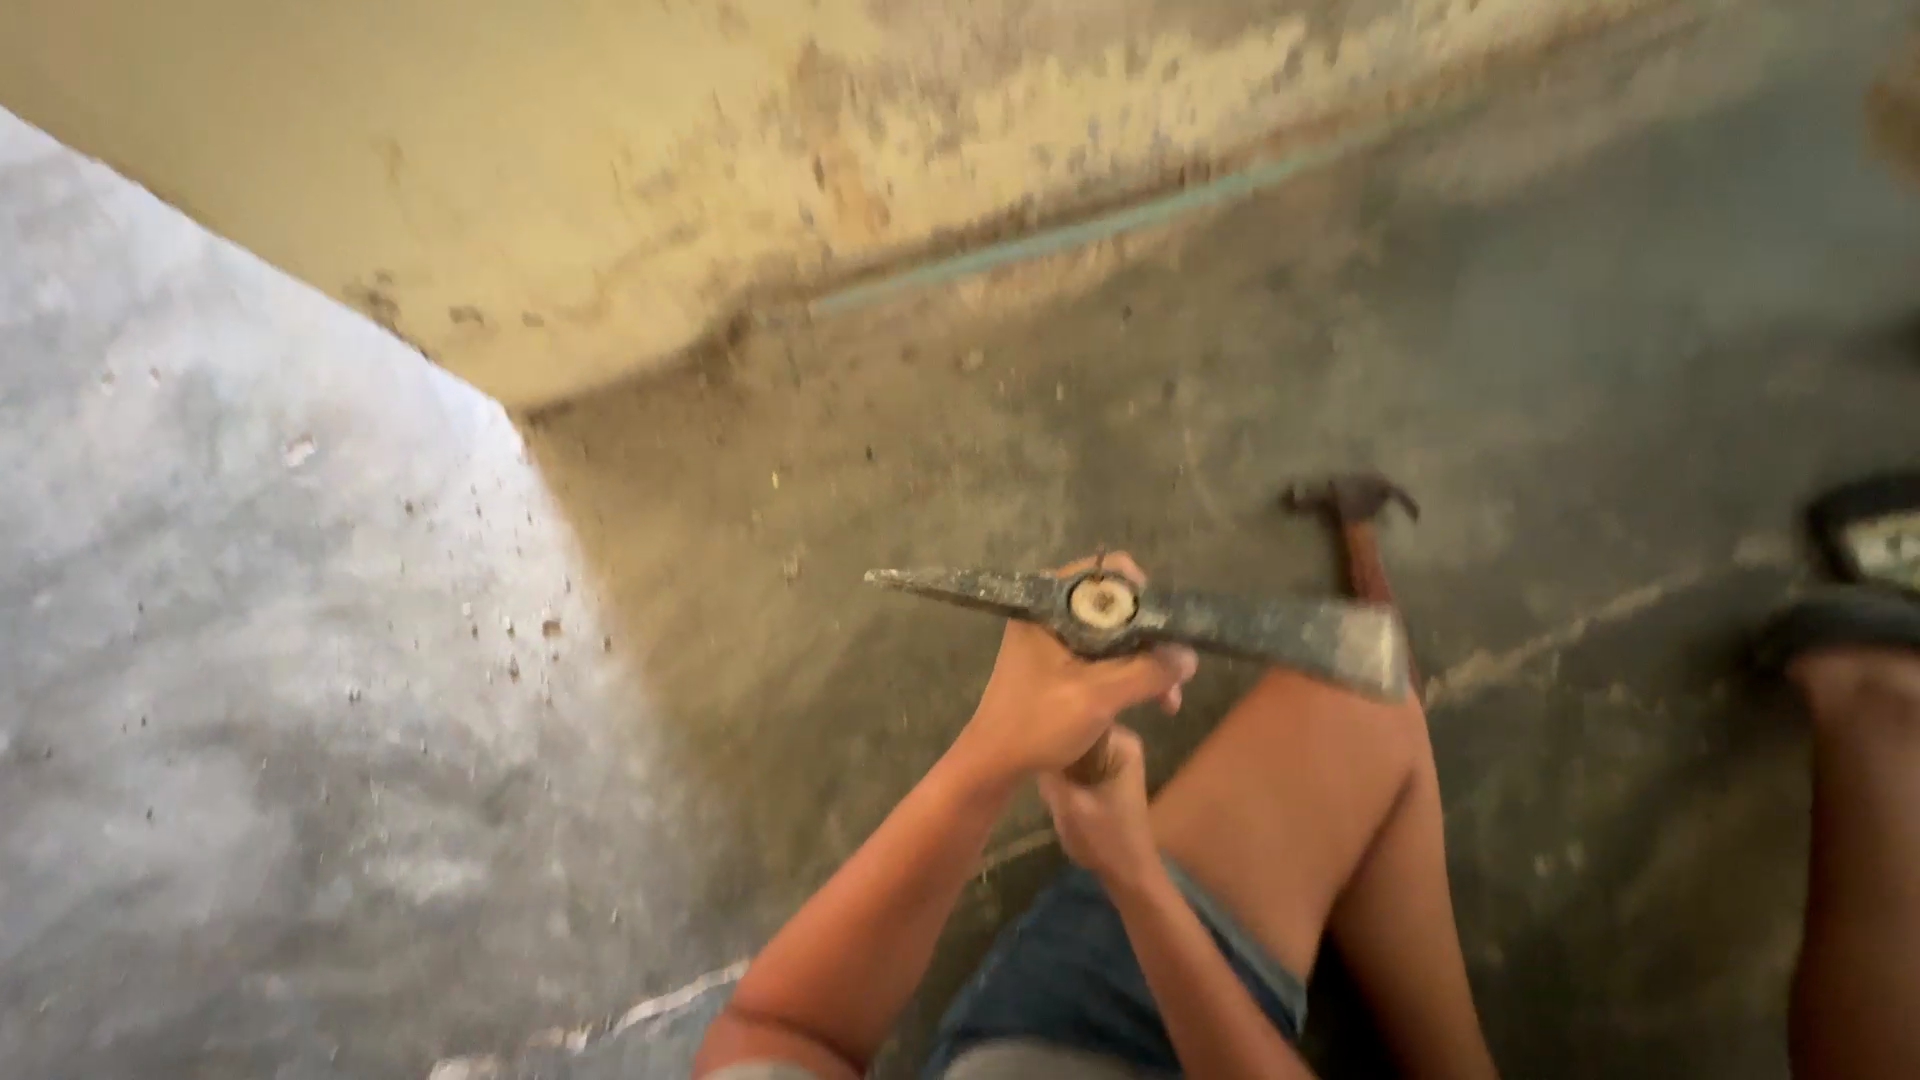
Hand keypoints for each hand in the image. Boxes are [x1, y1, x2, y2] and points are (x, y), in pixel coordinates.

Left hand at [953, 553, 1198, 781]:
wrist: (994, 763)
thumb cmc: (1037, 724)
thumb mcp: (1099, 697)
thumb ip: (1147, 672)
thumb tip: (1191, 656)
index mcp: (1048, 603)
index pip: (1106, 572)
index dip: (1143, 595)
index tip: (1166, 628)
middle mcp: (1050, 610)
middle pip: (1116, 604)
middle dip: (1152, 638)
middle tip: (1175, 673)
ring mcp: (1053, 636)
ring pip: (1115, 633)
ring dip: (1145, 661)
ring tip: (1169, 698)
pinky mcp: (1058, 661)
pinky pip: (1103, 654)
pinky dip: (1128, 672)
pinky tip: (1153, 700)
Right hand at [1038, 727, 1161, 890]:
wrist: (1128, 876)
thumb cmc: (1104, 839)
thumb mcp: (1068, 803)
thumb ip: (1048, 769)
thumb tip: (1024, 740)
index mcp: (1121, 740)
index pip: (1078, 714)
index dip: (1050, 725)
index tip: (1025, 737)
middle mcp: (1119, 740)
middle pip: (1073, 729)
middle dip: (1052, 745)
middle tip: (1028, 759)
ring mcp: (1112, 756)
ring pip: (1070, 746)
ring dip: (1054, 759)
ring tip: (1033, 768)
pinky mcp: (1102, 772)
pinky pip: (1074, 760)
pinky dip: (1061, 770)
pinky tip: (1046, 782)